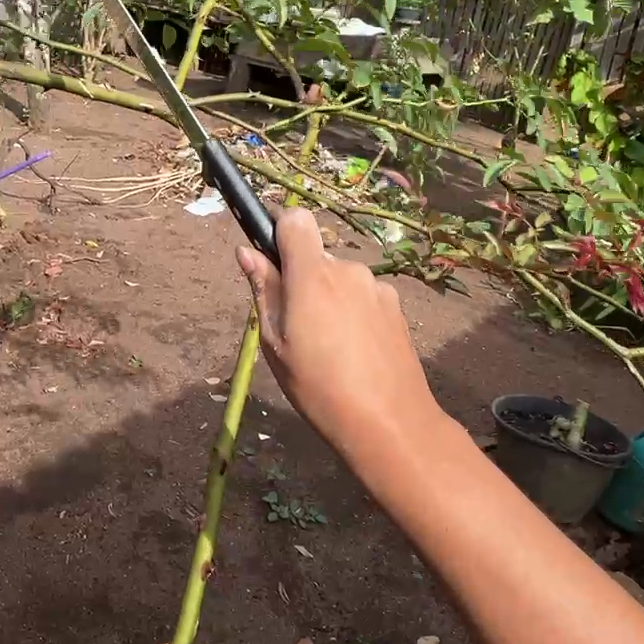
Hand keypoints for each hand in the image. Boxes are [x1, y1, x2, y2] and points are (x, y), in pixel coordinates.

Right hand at [236, 208, 440, 461]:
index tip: (272, 260)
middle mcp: (348, 270)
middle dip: (302, 277)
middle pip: (316, 254)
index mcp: (312, 276)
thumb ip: (264, 290)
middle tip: (295, 325)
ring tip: (327, 345)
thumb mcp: (275, 344)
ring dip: (328, 296)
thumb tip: (247, 251)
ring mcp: (377, 287)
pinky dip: (352, 311)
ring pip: (340, 277)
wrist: (391, 424)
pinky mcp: (396, 306)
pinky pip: (362, 295)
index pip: (295, 219)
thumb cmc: (319, 387)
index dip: (280, 231)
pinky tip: (354, 350)